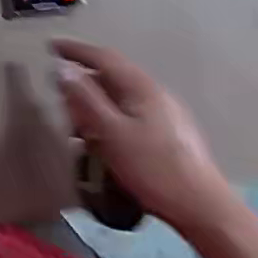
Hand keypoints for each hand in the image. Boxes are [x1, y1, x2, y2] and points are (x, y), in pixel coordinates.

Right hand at [52, 39, 239, 235]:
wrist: (205, 212)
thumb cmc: (154, 169)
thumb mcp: (111, 132)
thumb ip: (85, 98)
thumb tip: (63, 68)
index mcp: (142, 87)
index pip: (104, 57)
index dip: (75, 50)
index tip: (52, 46)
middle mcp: (156, 94)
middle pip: (112, 77)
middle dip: (83, 82)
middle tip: (61, 95)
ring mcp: (166, 115)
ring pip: (121, 97)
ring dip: (95, 103)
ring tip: (78, 122)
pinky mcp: (170, 135)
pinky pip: (130, 113)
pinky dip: (109, 117)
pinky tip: (103, 139)